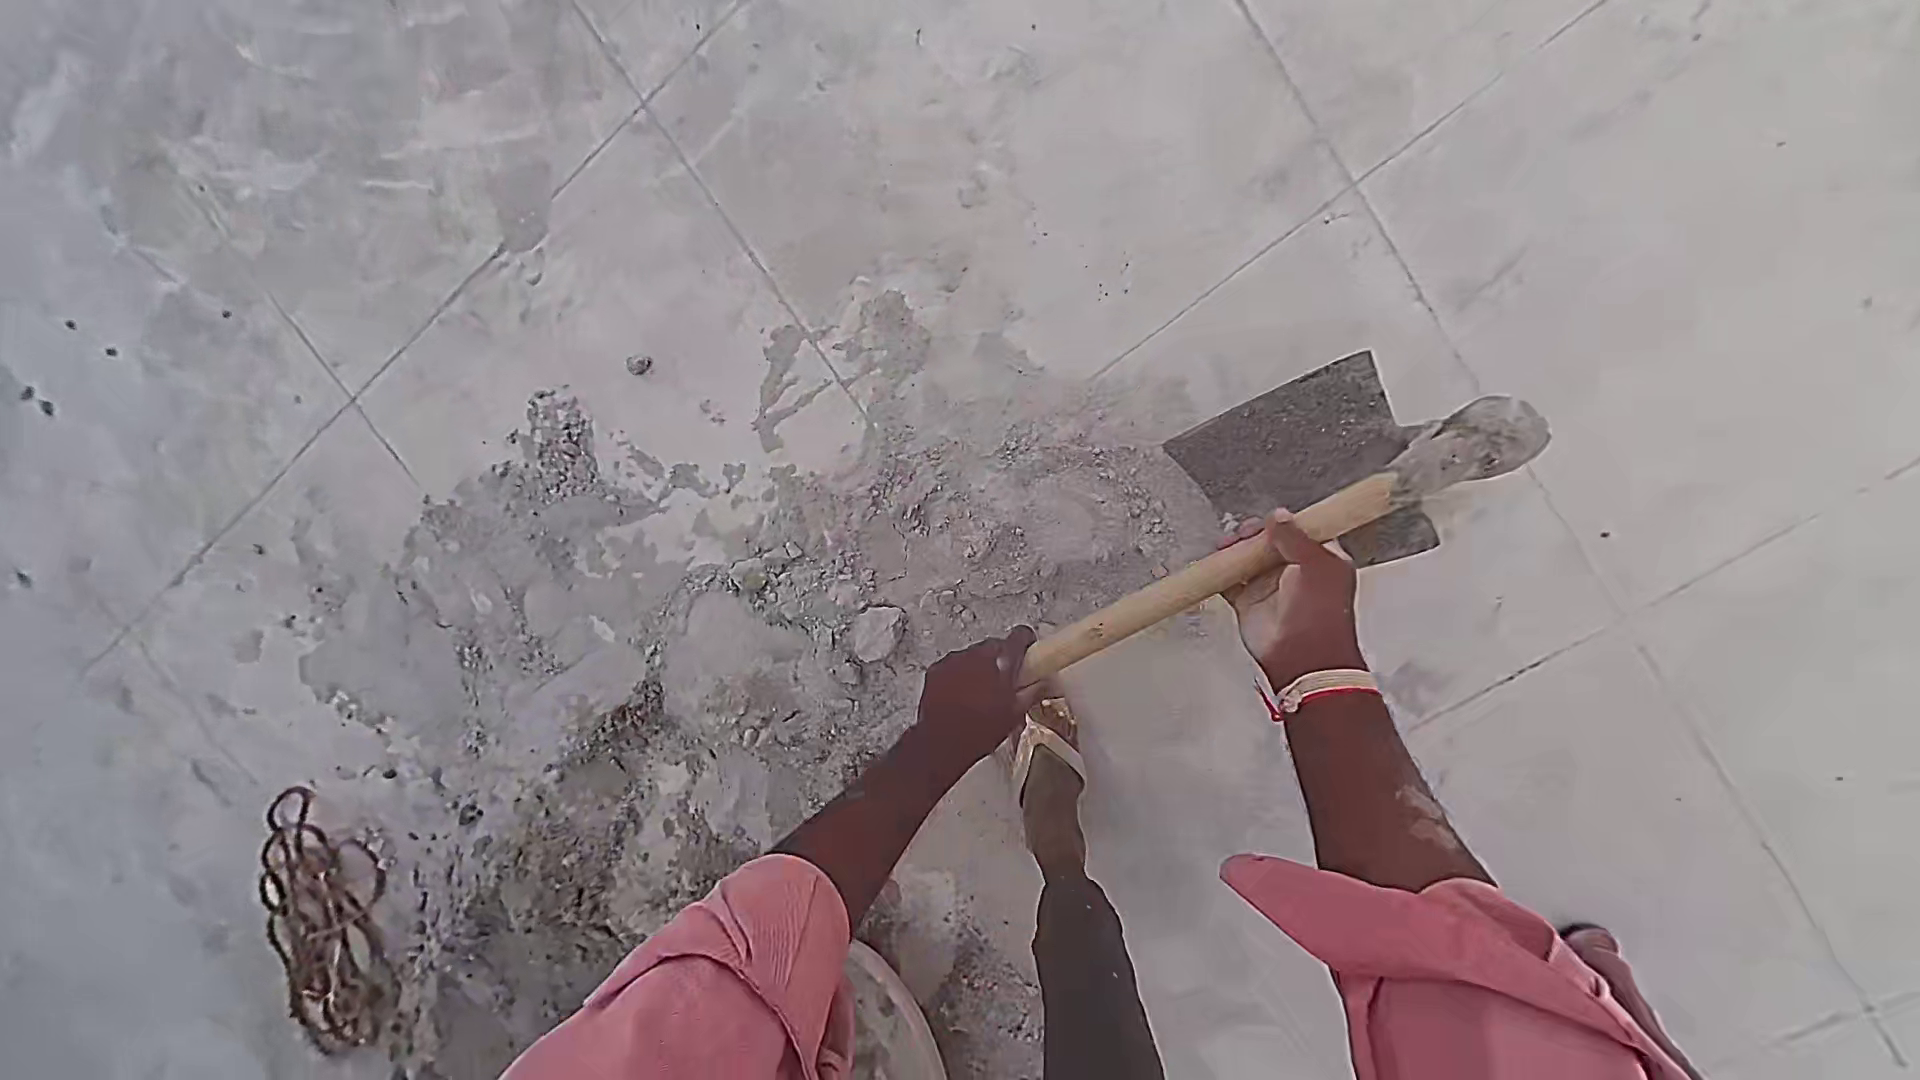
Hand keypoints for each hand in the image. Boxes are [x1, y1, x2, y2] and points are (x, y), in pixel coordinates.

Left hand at [914, 626, 1038, 768]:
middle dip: (1001, 660)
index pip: (1020, 635)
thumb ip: (1032, 692)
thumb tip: (1044, 684)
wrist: (943, 742)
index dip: (1026, 642)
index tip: (1028, 652)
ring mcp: (955, 659)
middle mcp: (978, 653)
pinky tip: (959, 696)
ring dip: (979, 668)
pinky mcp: (937, 668)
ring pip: (973, 655)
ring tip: (979, 694)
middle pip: (996, 646)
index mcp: (1002, 660)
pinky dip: (958, 675)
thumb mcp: (1015, 713)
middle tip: (1004, 683)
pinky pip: (953, 665)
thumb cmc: (980, 730)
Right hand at [1219, 510, 1364, 686]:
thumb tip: (1278, 516)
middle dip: (1251, 536)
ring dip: (1234, 550)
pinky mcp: (1248, 601)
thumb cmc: (1320, 615)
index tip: (1266, 520)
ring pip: (1247, 559)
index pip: (1299, 532)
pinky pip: (1229, 582)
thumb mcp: (1316, 564)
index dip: (1281, 524)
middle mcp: (1294, 572)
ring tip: (1225, 547)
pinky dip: (1220, 572)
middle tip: (1242, 535)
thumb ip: (1295, 537)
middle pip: (1268, 543)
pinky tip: (1214, 564)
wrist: (1301, 656)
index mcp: (1320, 560)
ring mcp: (1270, 586)